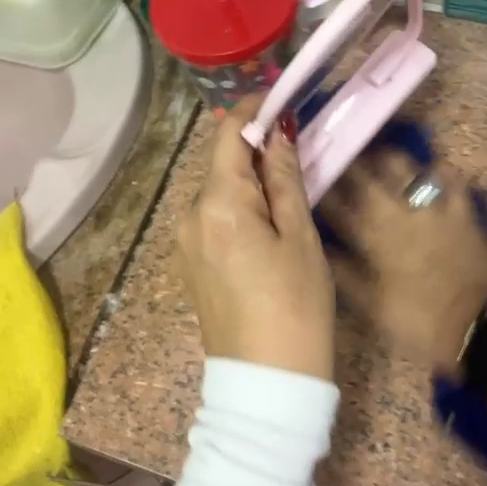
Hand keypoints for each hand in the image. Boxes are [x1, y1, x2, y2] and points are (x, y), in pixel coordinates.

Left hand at [175, 94, 334, 379]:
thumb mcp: (300, 237)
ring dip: (250, 180)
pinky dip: (240, 207)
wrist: (266, 387)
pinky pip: (215, 218)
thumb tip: (277, 131)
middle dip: (257, 149)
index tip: (281, 98)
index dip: (253, 109)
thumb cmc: (295, 307)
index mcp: (218, 204)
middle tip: (300, 149)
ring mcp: (186, 242)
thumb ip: (285, 177)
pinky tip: (269, 224)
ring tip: (291, 191)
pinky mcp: (191, 265)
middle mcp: (190, 216)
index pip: (228, 134)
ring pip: (219, 191)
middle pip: (222, 163)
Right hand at [318, 151, 486, 374]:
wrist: (479, 324)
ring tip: (378, 154)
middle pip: (367, 177)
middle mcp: (397, 212)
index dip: (324, 191)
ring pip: (405, 168)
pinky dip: (441, 171)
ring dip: (388, 159)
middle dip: (350, 165)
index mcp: (371, 235)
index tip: (313, 181)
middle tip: (342, 159)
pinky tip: (434, 166)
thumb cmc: (419, 319)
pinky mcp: (461, 211)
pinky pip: (451, 180)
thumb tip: (320, 248)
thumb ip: (344, 273)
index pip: (338, 204)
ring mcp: (431, 207)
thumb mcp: (372, 305)